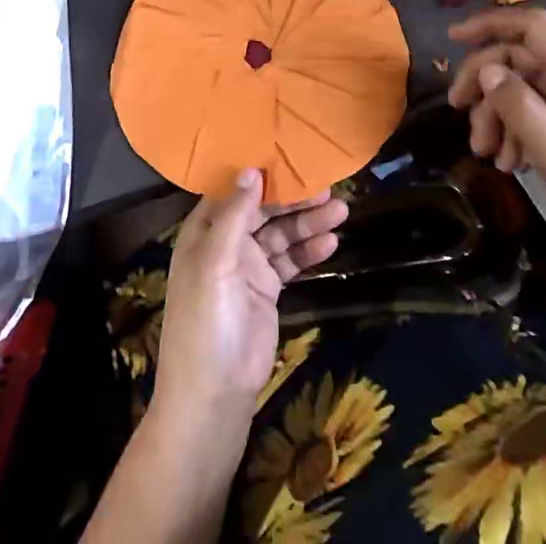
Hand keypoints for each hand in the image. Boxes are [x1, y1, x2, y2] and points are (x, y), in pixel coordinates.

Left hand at [152, 169, 347, 418]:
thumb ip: (235, 216)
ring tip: (340, 212)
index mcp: (204, 232)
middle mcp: (226, 243)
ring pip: (282, 234)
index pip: (233, 192)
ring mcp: (248, 266)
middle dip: (294, 200)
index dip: (260, 174)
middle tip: (329, 188)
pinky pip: (291, 260)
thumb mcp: (216, 263)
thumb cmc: (206, 320)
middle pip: (264, 210)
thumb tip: (250, 169)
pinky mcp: (268, 287)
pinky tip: (330, 243)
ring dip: (308, 223)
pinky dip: (309, 251)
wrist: (215, 390)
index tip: (291, 155)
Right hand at [448, 9, 545, 247]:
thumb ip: (519, 108)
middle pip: (522, 58)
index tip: (453, 38)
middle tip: (458, 113)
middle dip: (487, 87)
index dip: (490, 25)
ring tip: (487, 153)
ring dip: (499, 114)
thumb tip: (486, 71)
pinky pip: (540, 105)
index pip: (534, 27)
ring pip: (525, 85)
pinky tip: (510, 160)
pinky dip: (518, 128)